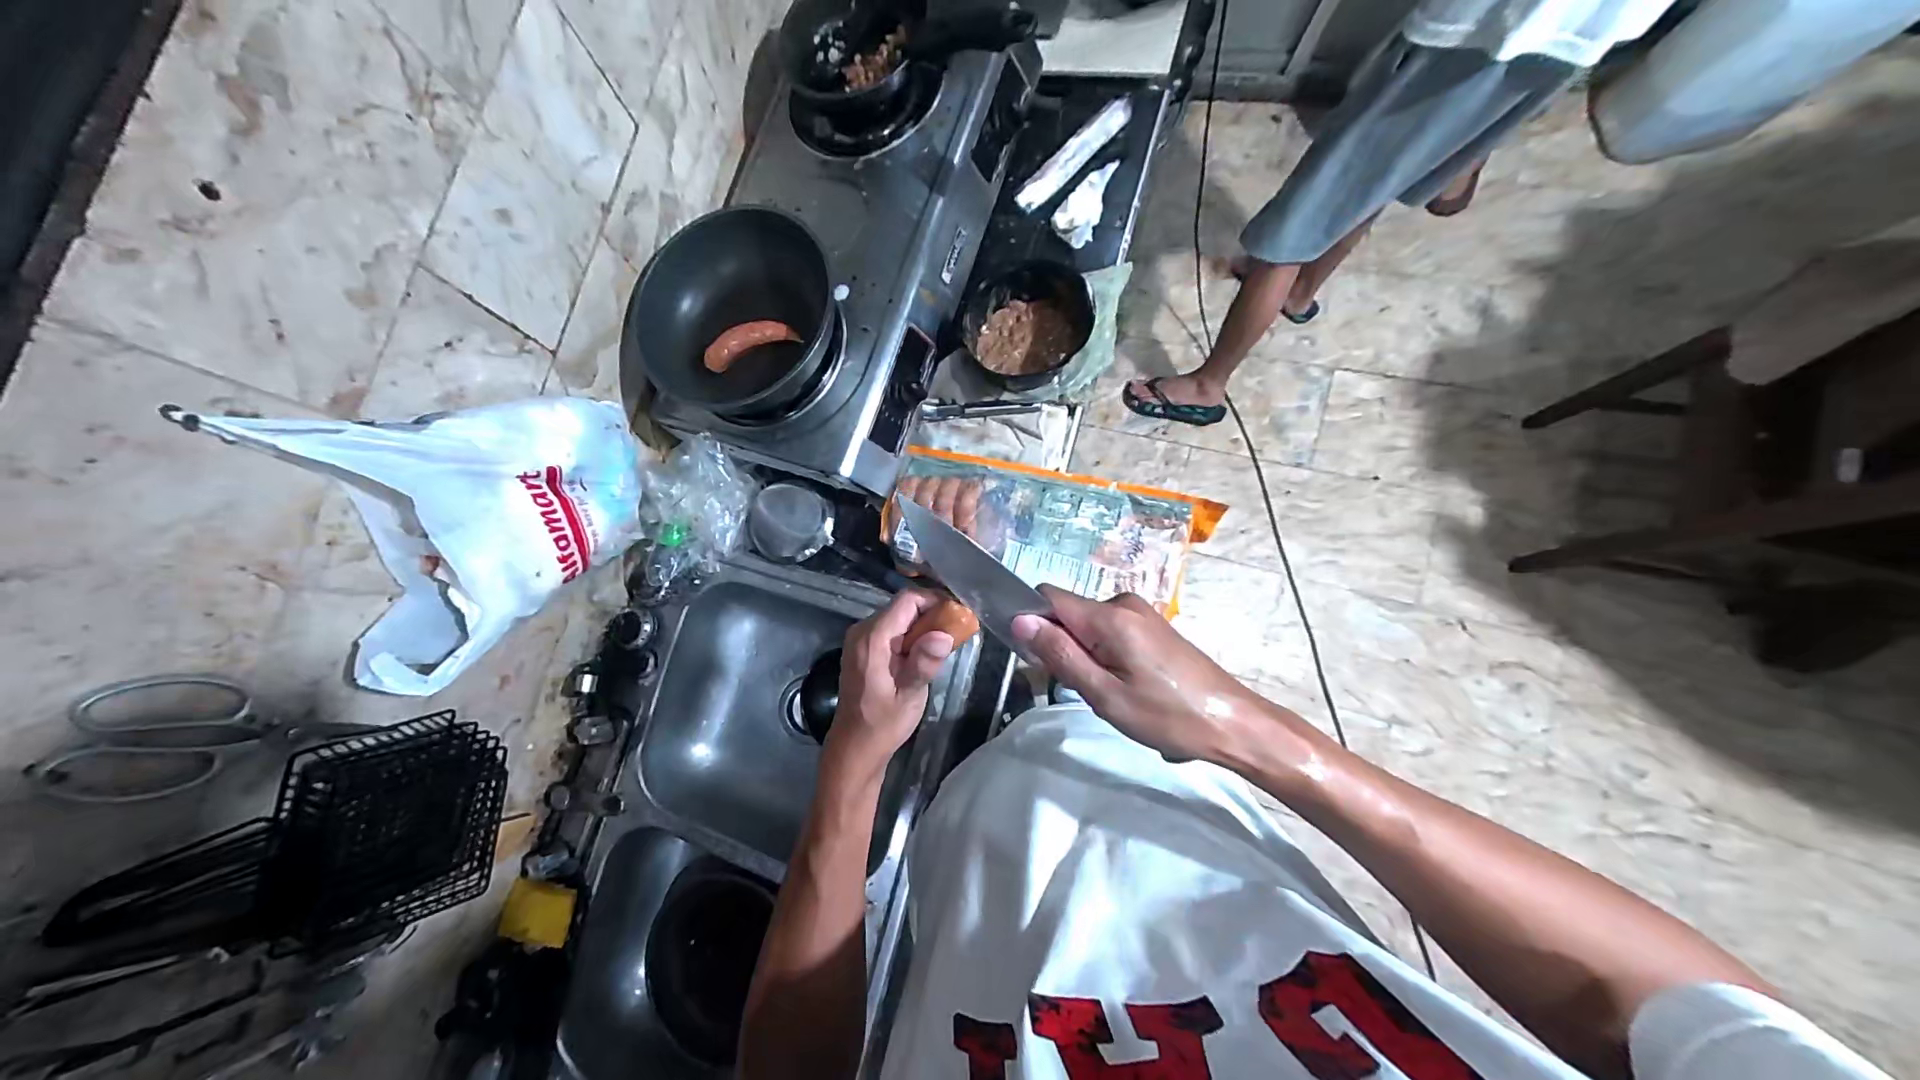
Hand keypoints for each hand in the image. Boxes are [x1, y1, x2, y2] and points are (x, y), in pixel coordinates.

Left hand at [824, 589, 954, 783]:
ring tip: (946, 643)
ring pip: (900, 617)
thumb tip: (944, 635)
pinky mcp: (865, 647)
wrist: (855, 746)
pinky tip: (926, 653)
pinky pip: (893, 629)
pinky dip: (912, 635)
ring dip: (924, 626)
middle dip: (933, 614)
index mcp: (871, 639)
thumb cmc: (882, 725)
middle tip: (958, 631)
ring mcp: (862, 638)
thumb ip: (924, 664)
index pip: (907, 601)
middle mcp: (863, 631)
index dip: (935, 601)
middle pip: (903, 606)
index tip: (959, 614)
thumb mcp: (909, 696)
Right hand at [1011, 586, 1303, 767]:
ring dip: (1088, 658)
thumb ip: (1061, 655)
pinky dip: (1107, 658)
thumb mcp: (1104, 694)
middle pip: (1069, 615)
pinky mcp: (1153, 626)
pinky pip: (1111, 634)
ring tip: (1113, 694)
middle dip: (1064, 649)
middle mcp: (1124, 603)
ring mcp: (1142, 613)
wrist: (1233, 724)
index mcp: (1110, 617)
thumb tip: (1021, 620)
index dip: (1033, 623)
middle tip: (1086, 690)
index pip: (1048, 598)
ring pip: (1089, 627)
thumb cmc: (1168, 716)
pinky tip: (1130, 689)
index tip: (1039, 661)